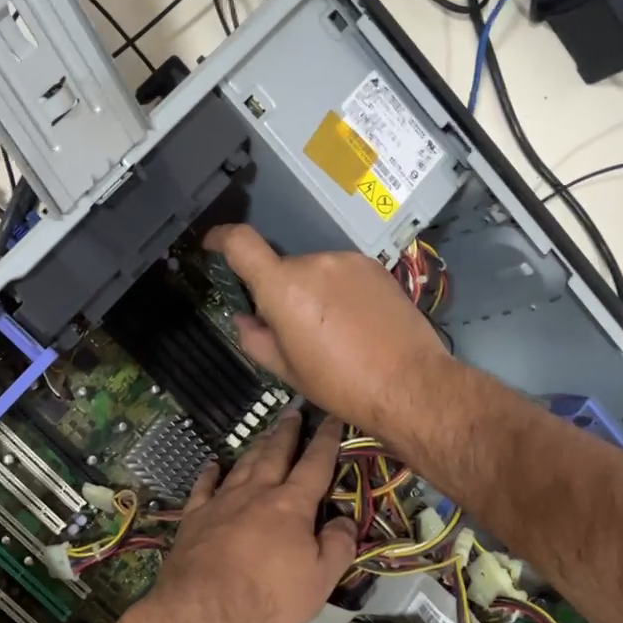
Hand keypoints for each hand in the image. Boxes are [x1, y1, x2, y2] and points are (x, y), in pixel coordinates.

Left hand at [144, 412, 358, 622]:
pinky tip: (213, 464)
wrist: (204, 613)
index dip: (327, 441)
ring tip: (264, 433)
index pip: (315, 464)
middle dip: (287, 433)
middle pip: (274, 455)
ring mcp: (220, 503)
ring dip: (255, 447)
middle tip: (293, 412)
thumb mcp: (321, 579)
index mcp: (291, 506)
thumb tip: (344, 518)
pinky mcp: (192, 519)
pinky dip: (209, 473)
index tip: (333, 419)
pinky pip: (203, 487)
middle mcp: (255, 494)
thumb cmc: (270, 599)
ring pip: (242, 465)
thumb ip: (337, 544)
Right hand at [204, 224, 454, 438]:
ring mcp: (348, 261)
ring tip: (329, 333)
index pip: (241, 244)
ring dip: (311, 294)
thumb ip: (255, 339)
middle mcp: (314, 263)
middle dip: (279, 294)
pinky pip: (341, 275)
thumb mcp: (286, 370)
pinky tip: (353, 324)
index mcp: (283, 287)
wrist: (410, 384)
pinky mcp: (375, 268)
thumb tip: (244, 319)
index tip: (212, 243)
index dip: (221, 238)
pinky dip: (337, 293)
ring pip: (314, 272)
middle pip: (282, 269)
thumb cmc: (340, 384)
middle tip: (291, 332)